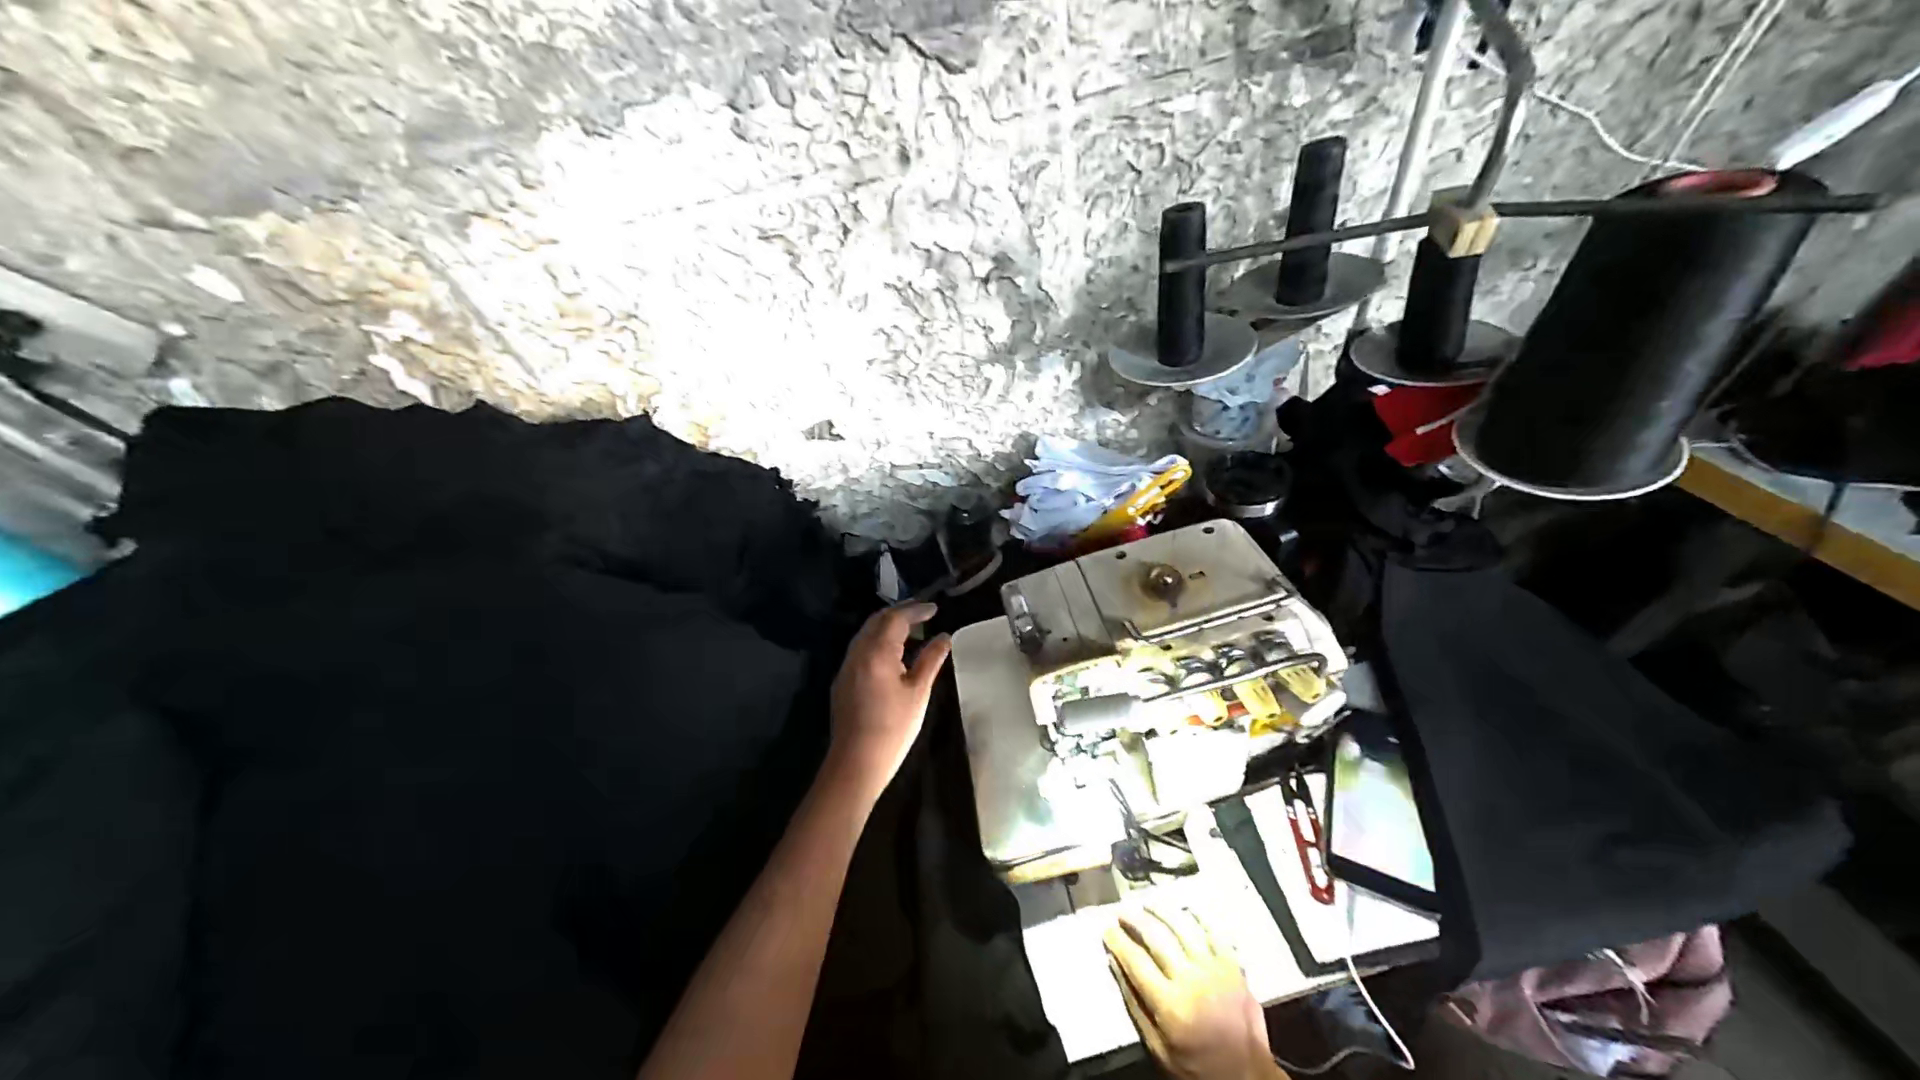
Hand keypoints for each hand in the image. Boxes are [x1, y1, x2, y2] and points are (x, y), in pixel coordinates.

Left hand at [826, 603, 951, 801]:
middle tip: (923, 614)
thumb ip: (931, 659)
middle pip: (877, 621)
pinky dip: (878, 642)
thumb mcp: (919, 692)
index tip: (935, 609)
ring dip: (887, 626)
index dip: (916, 610)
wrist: (856, 762)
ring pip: (866, 634)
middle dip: (900, 613)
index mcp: (876, 652)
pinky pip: (860, 649)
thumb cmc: (894, 728)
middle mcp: (857, 653)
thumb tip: (945, 637)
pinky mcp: (842, 681)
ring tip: (912, 630)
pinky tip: (893, 653)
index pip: (896, 619)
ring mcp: (846, 667)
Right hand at [1104, 905, 1285, 1079]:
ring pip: (1183, 927)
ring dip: (1162, 911)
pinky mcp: (1233, 967)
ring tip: (1149, 905)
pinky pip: (1214, 932)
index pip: (1135, 961)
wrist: (1247, 1078)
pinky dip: (1198, 918)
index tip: (1108, 931)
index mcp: (1169, 1004)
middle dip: (1135, 921)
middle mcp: (1191, 980)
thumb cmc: (1197, 1067)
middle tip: (1122, 913)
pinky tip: (1186, 911)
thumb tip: (1114, 964)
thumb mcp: (1158, 1047)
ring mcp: (1215, 970)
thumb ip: (1134, 1005)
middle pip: (1156, 937)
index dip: (1118, 942)